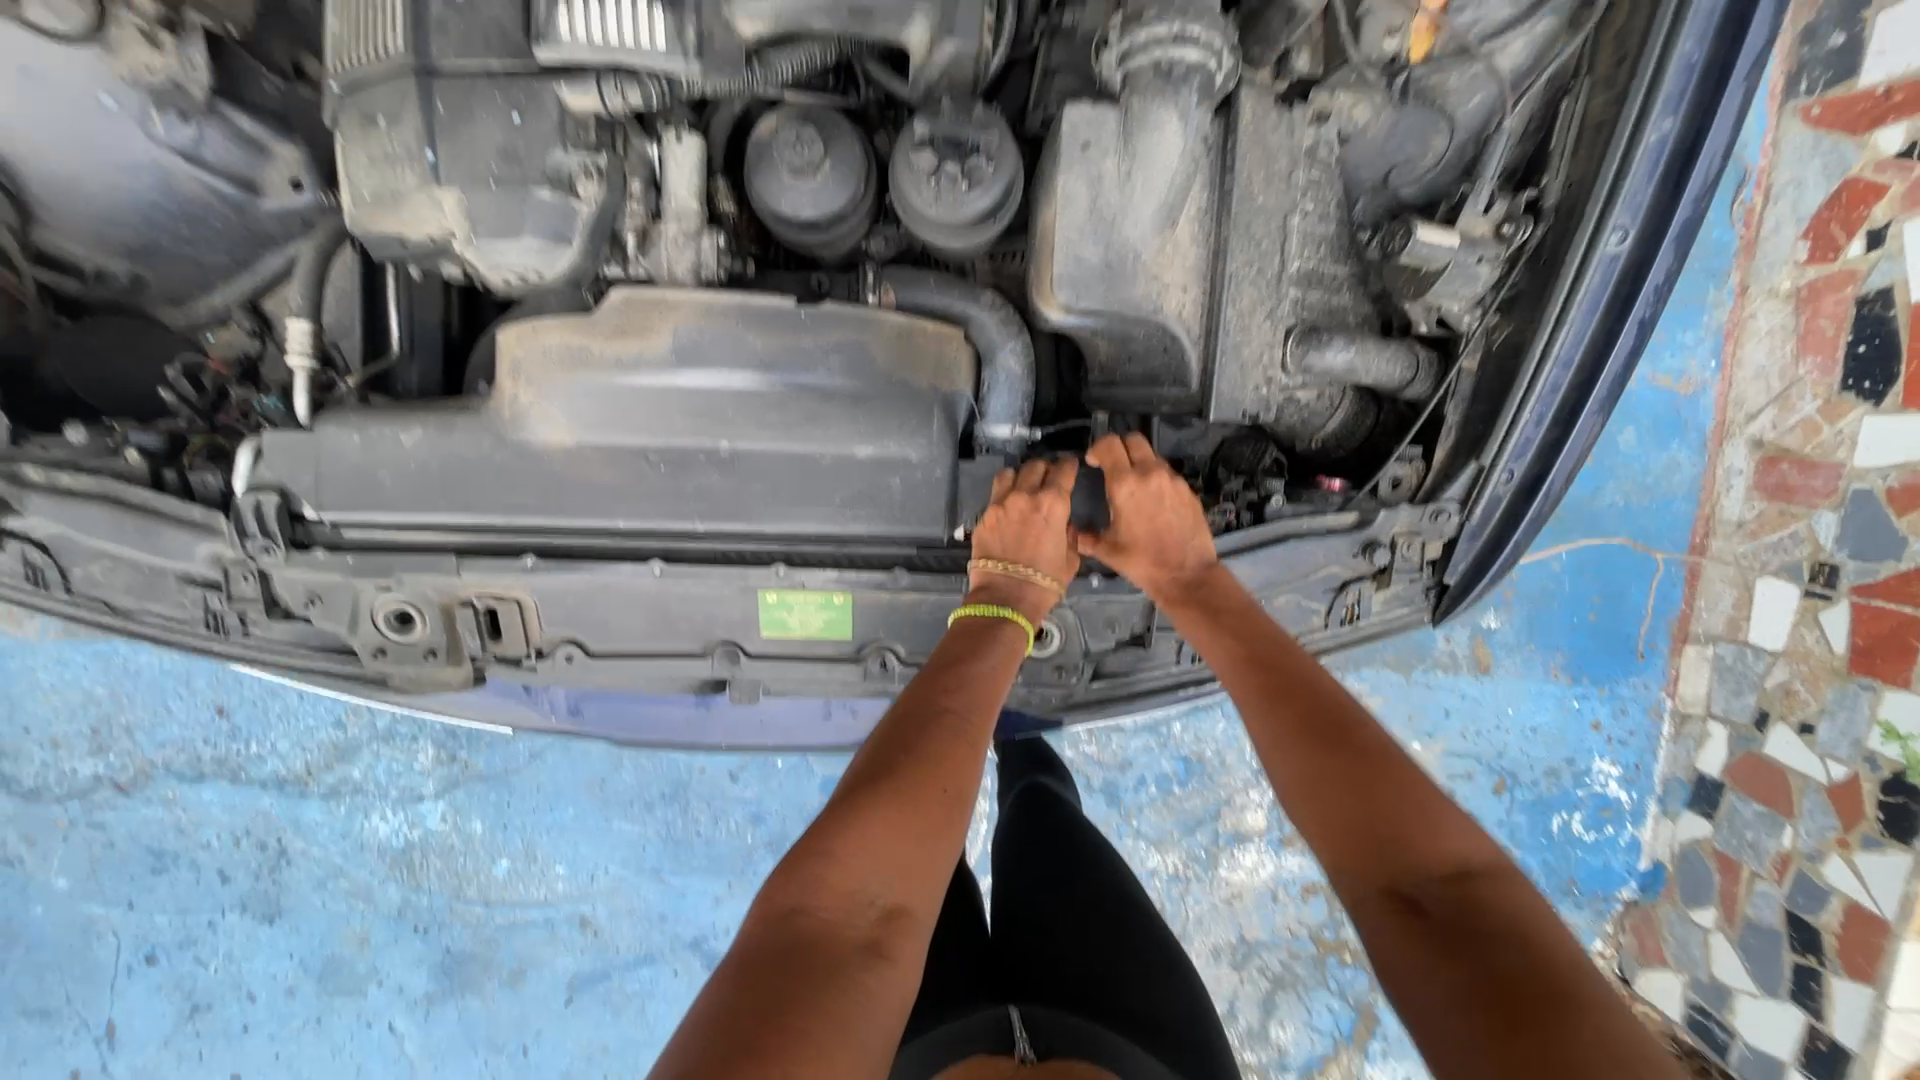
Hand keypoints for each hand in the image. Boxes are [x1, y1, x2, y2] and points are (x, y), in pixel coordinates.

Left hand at [967, 457, 1081, 623]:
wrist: (1005, 597)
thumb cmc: (1045, 582)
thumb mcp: (1071, 559)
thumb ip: (1070, 535)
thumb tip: (1064, 525)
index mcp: (1053, 504)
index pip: (1063, 471)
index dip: (1068, 466)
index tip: (1070, 466)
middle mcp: (1026, 495)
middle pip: (1035, 466)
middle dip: (1044, 469)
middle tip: (1047, 477)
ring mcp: (1001, 504)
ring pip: (1010, 473)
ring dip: (1019, 476)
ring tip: (1023, 486)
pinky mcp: (984, 516)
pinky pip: (994, 495)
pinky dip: (1003, 496)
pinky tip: (1007, 508)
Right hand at [1079, 433, 1218, 601]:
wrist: (1186, 574)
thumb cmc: (1142, 562)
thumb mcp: (1107, 550)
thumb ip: (1085, 537)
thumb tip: (1072, 533)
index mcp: (1124, 484)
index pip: (1109, 444)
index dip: (1097, 449)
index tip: (1093, 462)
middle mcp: (1149, 473)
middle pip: (1133, 439)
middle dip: (1119, 447)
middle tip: (1113, 466)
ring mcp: (1172, 479)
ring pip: (1152, 455)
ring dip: (1139, 461)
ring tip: (1134, 484)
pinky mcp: (1187, 489)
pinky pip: (1167, 473)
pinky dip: (1156, 477)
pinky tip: (1153, 500)